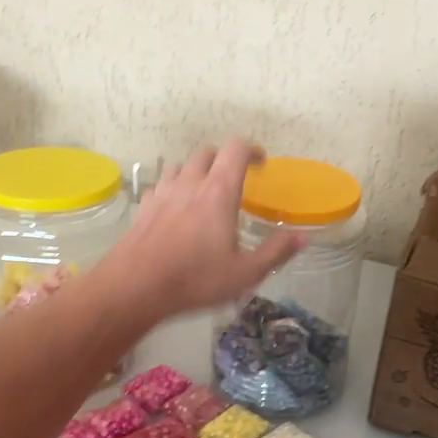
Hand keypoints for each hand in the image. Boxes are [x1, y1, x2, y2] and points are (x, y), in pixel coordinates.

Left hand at [93, 140, 302, 320]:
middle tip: (235, 179)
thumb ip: (275, 253)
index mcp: (218, 192)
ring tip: (205, 191)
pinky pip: (160, 186)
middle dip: (224, 159)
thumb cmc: (195, 279)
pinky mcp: (143, 207)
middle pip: (207, 153)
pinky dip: (173, 188)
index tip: (261, 163)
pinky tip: (176, 208)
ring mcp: (162, 193)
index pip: (236, 150)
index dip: (251, 150)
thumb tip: (302, 238)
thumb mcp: (245, 273)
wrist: (134, 287)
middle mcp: (190, 183)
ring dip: (196, 171)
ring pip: (180, 166)